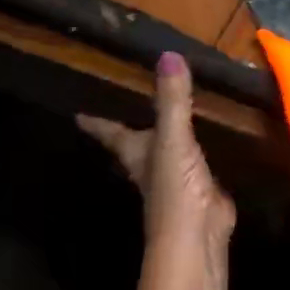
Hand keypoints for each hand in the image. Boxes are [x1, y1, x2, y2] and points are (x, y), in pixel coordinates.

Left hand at [77, 52, 235, 248]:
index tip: (78, 114)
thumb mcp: (172, 138)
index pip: (111, 133)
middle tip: (130, 105)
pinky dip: (201, 154)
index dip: (96, 123)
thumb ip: (172, 99)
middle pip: (135, 143)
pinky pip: (199, 165)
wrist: (196, 235)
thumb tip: (168, 54)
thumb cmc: (173, 188)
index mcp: (136, 153)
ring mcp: (176, 180)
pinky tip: (211, 145)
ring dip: (169, 138)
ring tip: (173, 116)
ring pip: (167, 153)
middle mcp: (151, 166)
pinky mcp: (202, 190)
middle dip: (131, 128)